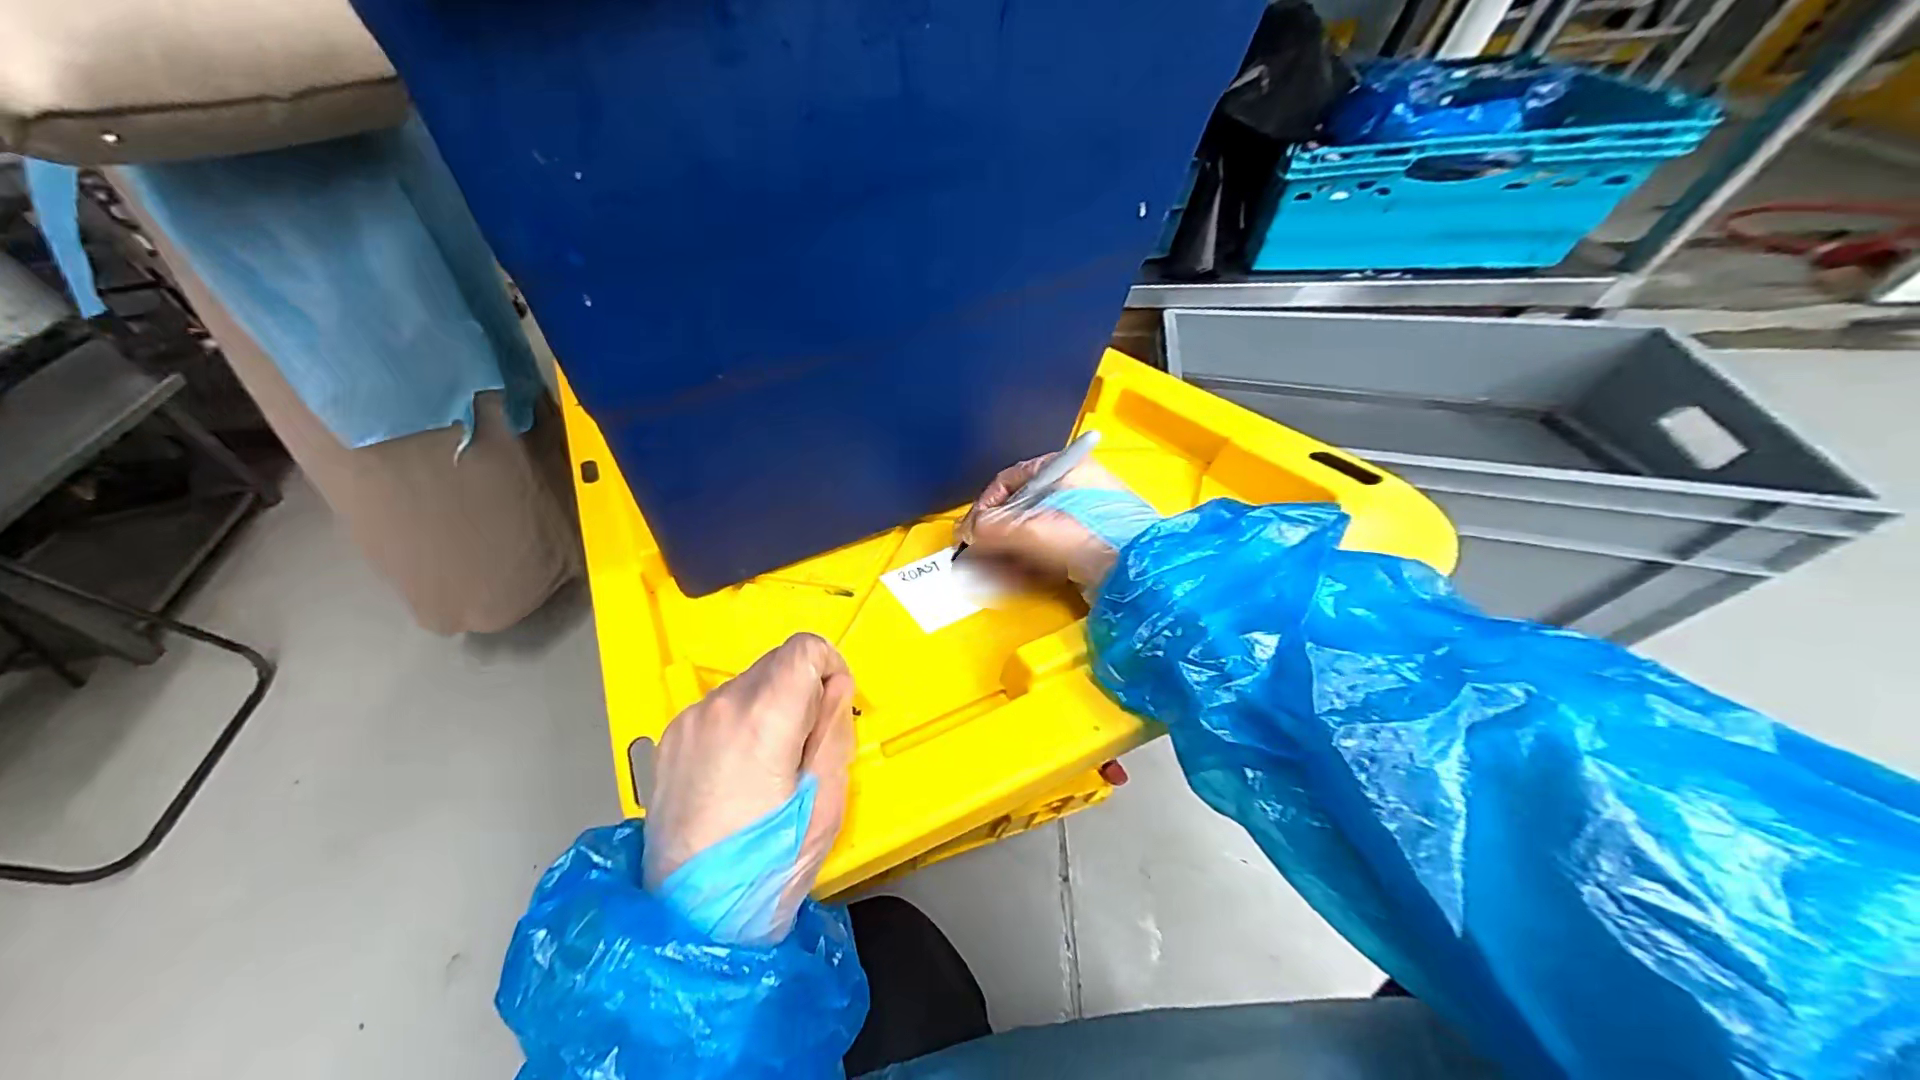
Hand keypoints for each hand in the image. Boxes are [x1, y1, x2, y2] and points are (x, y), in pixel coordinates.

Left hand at [640, 633, 855, 937]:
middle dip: (803, 689)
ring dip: (772, 705)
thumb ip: (836, 729)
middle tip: (806, 746)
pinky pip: (721, 706)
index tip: (834, 704)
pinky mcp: (670, 739)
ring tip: (771, 767)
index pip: (805, 647)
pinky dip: (742, 721)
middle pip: (778, 661)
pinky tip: (741, 772)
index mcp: (762, 719)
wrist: (690, 918)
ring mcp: (688, 721)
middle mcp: (719, 707)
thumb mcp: (827, 802)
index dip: (830, 667)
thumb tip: (835, 687)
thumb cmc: (767, 867)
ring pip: (749, 682)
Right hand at [954, 452, 1157, 589]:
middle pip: (1018, 511)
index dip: (984, 505)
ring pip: (1030, 535)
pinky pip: (1046, 554)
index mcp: (1063, 469)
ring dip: (1004, 555)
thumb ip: (991, 526)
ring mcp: (1081, 521)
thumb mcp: (1031, 526)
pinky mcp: (1086, 548)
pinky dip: (1025, 566)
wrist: (1137, 571)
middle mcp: (1072, 490)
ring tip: (986, 573)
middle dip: (992, 536)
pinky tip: (1009, 580)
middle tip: (974, 555)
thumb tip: (968, 531)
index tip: (969, 529)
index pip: (1009, 480)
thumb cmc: (1094, 536)